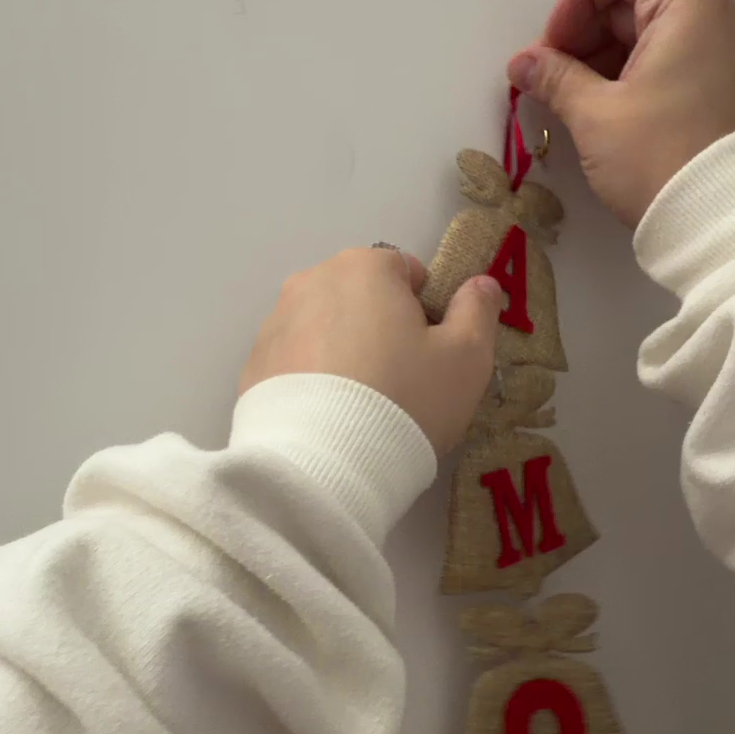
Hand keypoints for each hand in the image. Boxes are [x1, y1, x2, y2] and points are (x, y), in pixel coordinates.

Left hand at [239, 249, 503, 455]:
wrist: (325, 466)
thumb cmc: (405, 400)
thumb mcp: (465, 359)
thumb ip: (478, 311)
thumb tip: (482, 284)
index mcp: (364, 267)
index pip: (408, 273)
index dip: (428, 313)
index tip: (431, 357)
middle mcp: (310, 282)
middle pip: (362, 299)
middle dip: (383, 330)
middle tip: (399, 385)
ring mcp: (275, 324)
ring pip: (326, 330)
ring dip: (345, 354)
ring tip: (360, 408)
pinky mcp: (253, 367)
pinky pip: (297, 364)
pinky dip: (314, 381)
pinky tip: (328, 420)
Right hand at [508, 0, 734, 227]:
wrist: (715, 219)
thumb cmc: (658, 158)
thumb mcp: (595, 115)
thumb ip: (553, 78)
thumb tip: (521, 64)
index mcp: (686, 1)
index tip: (554, 46)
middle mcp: (707, 14)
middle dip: (580, 32)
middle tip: (548, 81)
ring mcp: (711, 51)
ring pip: (639, 32)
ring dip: (594, 59)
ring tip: (566, 103)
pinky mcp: (708, 86)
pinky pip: (656, 61)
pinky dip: (620, 77)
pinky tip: (593, 112)